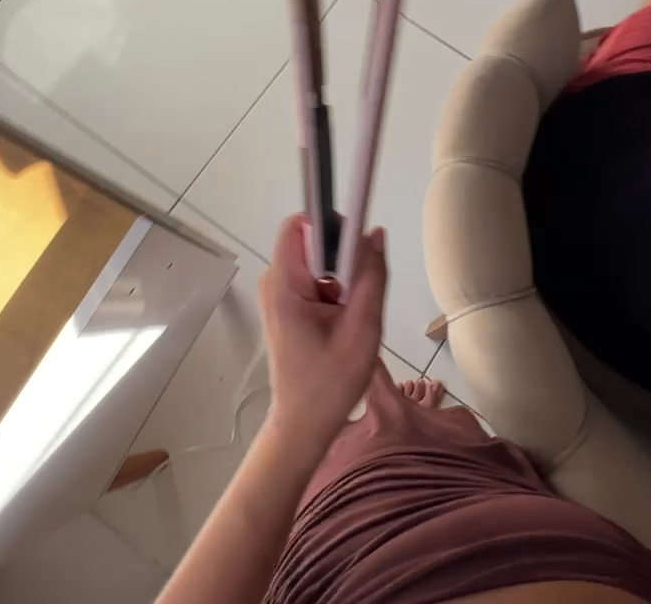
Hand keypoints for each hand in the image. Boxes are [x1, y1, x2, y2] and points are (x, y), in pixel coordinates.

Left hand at [257, 213, 387, 447]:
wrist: (304, 426)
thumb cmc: (330, 384)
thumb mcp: (363, 329)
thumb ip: (371, 277)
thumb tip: (375, 234)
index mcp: (285, 286)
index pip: (300, 224)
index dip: (332, 224)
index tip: (357, 246)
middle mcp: (275, 283)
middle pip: (312, 241)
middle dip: (342, 258)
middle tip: (358, 295)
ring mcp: (278, 295)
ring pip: (317, 261)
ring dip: (341, 278)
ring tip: (350, 317)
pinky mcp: (286, 306)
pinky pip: (315, 279)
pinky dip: (334, 292)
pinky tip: (342, 324)